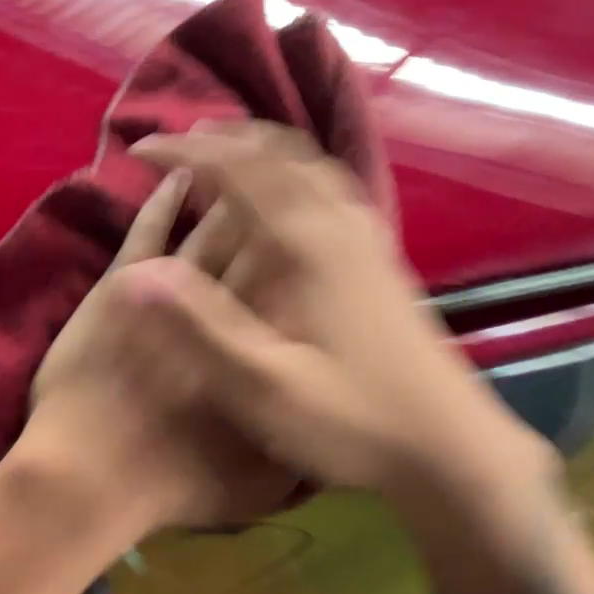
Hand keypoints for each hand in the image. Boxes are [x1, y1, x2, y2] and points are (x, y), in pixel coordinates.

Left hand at [25, 171, 303, 531]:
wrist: (98, 471)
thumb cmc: (178, 484)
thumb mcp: (260, 484)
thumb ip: (295, 453)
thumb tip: (320, 430)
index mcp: (268, 350)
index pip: (299, 293)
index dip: (313, 261)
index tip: (327, 236)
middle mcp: (229, 309)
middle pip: (261, 250)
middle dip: (276, 216)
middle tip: (291, 182)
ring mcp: (172, 290)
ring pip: (210, 232)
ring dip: (227, 197)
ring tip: (245, 162)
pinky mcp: (123, 284)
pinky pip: (148, 232)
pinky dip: (162, 203)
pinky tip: (177, 175)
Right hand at [126, 122, 554, 495]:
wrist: (454, 453)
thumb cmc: (352, 422)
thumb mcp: (264, 386)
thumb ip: (202, 326)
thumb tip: (138, 270)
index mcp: (308, 249)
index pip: (239, 173)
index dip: (186, 153)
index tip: (140, 147)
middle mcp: (339, 229)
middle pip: (279, 155)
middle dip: (222, 140)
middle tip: (177, 142)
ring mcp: (367, 242)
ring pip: (310, 167)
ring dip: (260, 149)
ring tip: (222, 152)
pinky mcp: (380, 261)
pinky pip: (331, 188)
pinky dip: (293, 171)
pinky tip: (285, 193)